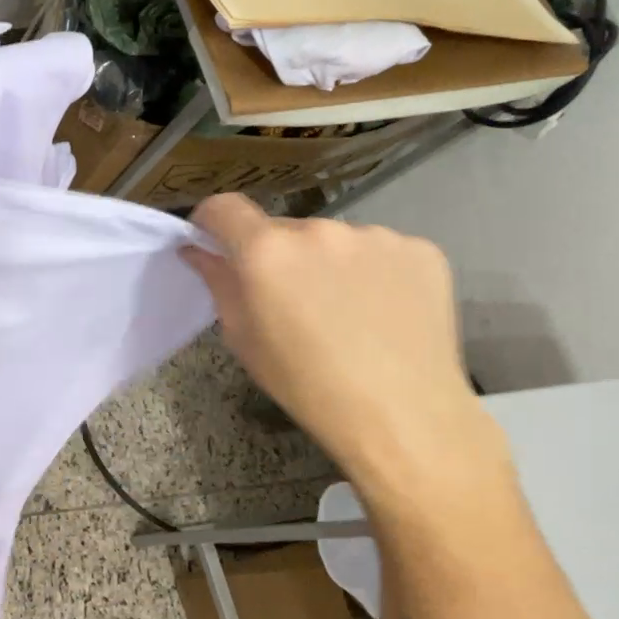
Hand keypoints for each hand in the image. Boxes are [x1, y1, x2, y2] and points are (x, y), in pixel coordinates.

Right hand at [180, 194, 490, 490]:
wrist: (400, 411)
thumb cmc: (302, 380)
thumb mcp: (241, 335)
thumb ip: (218, 282)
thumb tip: (198, 250)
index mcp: (266, 251)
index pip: (224, 208)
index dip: (211, 221)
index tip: (212, 242)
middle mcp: (319, 230)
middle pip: (281, 228)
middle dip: (275, 254)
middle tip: (285, 298)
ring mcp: (376, 236)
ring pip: (332, 240)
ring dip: (325, 262)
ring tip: (340, 309)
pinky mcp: (421, 249)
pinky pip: (379, 249)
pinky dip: (369, 271)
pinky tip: (378, 309)